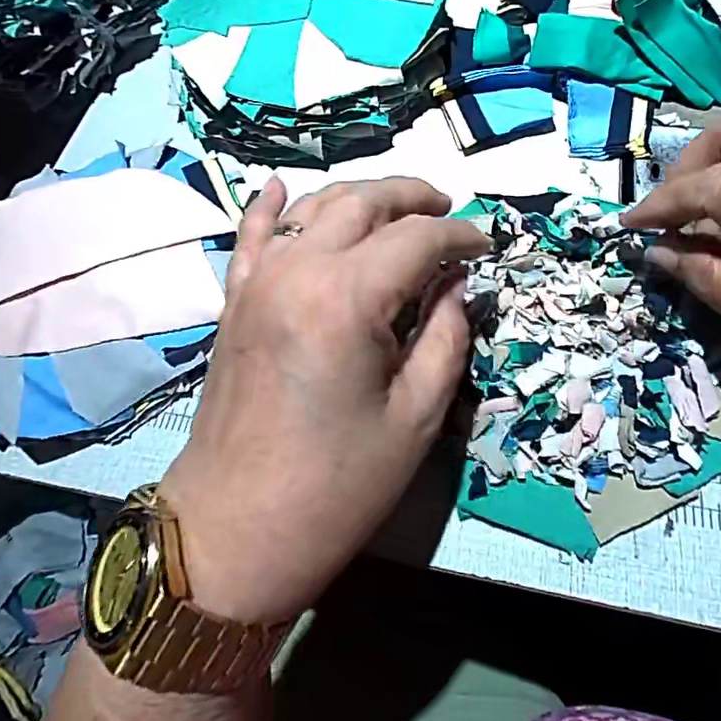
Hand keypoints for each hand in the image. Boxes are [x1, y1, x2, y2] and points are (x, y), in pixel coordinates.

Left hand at [159, 177, 489, 623]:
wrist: (234, 532)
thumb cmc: (338, 482)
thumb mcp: (417, 414)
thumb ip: (446, 334)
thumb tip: (456, 283)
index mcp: (348, 299)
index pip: (417, 238)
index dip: (460, 235)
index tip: (487, 244)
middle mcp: (298, 272)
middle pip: (363, 203)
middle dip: (413, 197)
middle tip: (449, 209)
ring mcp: (259, 282)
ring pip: (314, 208)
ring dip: (362, 197)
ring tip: (400, 207)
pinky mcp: (236, 302)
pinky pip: (254, 237)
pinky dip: (272, 207)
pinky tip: (282, 188)